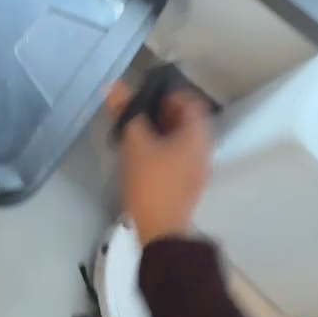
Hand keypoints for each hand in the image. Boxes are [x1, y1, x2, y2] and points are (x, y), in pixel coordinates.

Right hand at [107, 79, 212, 245]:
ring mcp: (197, 168)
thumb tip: (114, 86)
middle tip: (135, 109)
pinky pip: (177, 154)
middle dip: (161, 110)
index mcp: (197, 136)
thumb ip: (126, 111)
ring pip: (180, 138)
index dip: (169, 93)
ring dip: (159, 128)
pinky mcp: (187, 182)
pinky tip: (140, 151)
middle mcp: (203, 149)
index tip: (146, 93)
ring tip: (134, 128)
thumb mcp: (135, 143)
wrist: (159, 231)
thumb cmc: (150, 181)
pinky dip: (161, 146)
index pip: (190, 101)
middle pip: (186, 119)